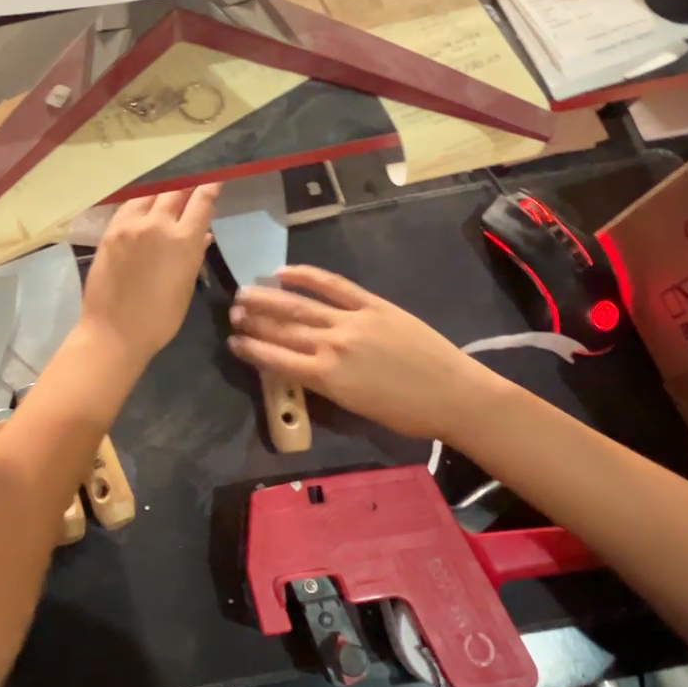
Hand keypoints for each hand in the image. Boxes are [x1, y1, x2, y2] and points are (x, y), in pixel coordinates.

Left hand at [79, 184, 221, 362]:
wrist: (114, 331)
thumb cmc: (160, 318)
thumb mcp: (186, 286)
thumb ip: (194, 254)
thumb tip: (201, 234)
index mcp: (184, 240)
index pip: (201, 201)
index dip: (209, 188)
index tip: (214, 181)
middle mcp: (158, 224)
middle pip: (175, 192)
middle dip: (185, 186)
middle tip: (190, 185)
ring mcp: (130, 225)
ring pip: (150, 194)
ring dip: (161, 192)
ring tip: (166, 193)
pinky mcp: (110, 231)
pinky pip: (128, 206)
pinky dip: (140, 202)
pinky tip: (143, 205)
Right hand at [227, 265, 506, 439]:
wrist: (454, 395)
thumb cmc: (406, 414)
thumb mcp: (355, 407)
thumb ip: (324, 384)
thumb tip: (299, 365)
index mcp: (326, 378)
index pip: (276, 359)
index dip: (250, 349)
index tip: (232, 341)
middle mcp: (332, 346)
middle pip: (283, 329)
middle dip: (253, 320)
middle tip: (232, 312)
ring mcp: (352, 321)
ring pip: (300, 305)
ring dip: (269, 297)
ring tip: (246, 291)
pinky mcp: (373, 305)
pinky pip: (334, 286)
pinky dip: (306, 276)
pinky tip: (284, 272)